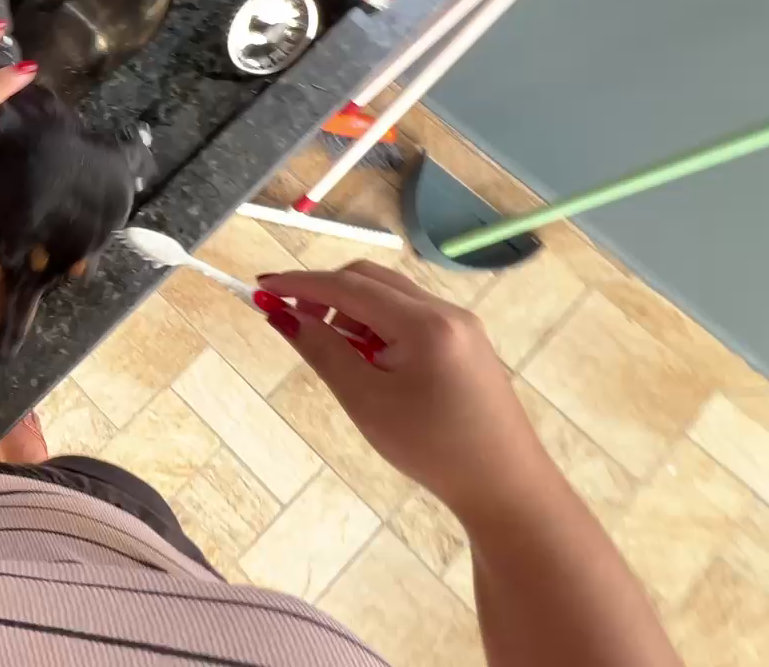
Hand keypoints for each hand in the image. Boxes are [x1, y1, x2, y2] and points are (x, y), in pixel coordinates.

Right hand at [258, 263, 555, 523]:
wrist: (508, 490)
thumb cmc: (430, 446)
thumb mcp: (364, 398)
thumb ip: (320, 348)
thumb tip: (280, 314)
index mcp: (424, 324)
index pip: (346, 286)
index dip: (298, 283)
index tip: (260, 286)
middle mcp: (445, 312)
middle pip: (367, 278)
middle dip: (322, 290)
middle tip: (291, 317)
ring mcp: (458, 325)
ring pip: (385, 293)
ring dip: (346, 307)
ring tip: (332, 348)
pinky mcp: (462, 341)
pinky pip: (404, 312)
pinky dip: (371, 320)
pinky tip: (364, 356)